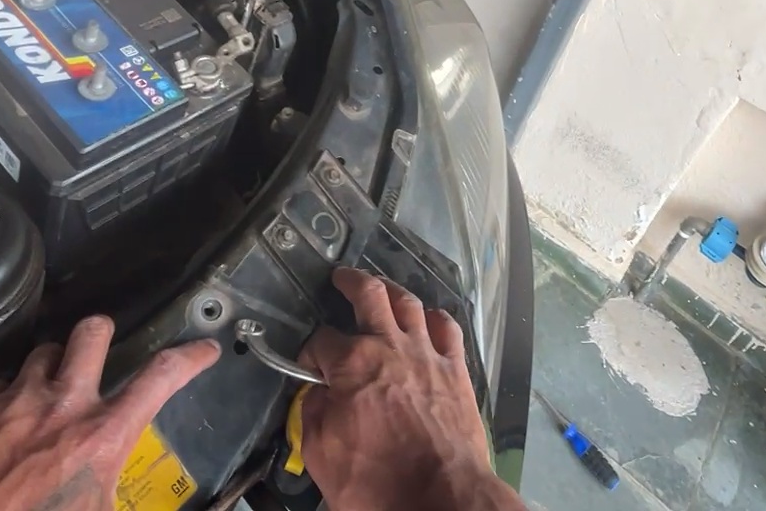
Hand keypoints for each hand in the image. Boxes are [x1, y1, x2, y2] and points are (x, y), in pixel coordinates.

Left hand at [0, 315, 219, 510]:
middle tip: (96, 353)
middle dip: (99, 335)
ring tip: (40, 400)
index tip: (205, 349)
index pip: (162, 377)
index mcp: (100, 438)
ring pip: (41, 354)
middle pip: (93, 332)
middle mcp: (61, 407)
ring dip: (47, 372)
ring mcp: (10, 404)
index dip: (191, 357)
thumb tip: (116, 480)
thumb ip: (111, 494)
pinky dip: (1, 405)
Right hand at [297, 268, 522, 510]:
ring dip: (392, 292)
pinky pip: (447, 326)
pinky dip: (435, 317)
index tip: (309, 364)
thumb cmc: (377, 483)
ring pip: (409, 302)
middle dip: (351, 281)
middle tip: (342, 277)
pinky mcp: (455, 367)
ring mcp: (427, 351)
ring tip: (383, 289)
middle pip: (370, 294)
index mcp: (354, 363)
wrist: (440, 497)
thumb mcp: (322, 456)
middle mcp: (391, 344)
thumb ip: (311, 414)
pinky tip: (428, 319)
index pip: (322, 340)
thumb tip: (316, 392)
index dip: (311, 350)